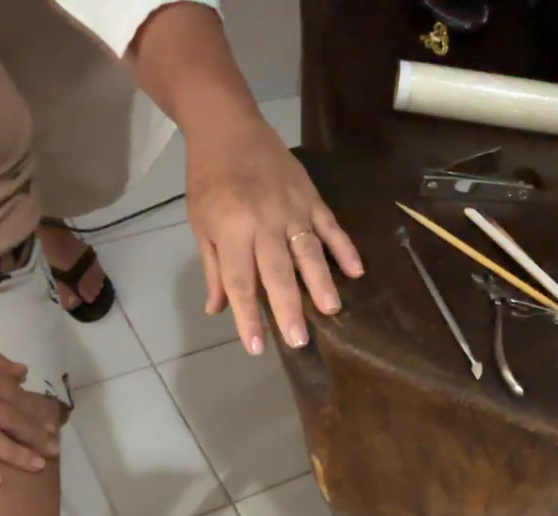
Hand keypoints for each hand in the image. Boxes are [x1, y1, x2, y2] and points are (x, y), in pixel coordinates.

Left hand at [185, 110, 364, 354]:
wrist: (228, 125)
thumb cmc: (209, 179)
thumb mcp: (200, 223)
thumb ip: (213, 268)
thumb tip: (218, 310)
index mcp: (231, 228)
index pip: (240, 280)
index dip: (247, 316)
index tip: (255, 347)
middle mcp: (263, 220)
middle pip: (277, 271)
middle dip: (288, 308)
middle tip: (299, 340)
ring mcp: (291, 207)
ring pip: (308, 250)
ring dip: (321, 281)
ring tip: (331, 310)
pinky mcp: (310, 196)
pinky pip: (330, 225)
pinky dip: (344, 247)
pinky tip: (357, 271)